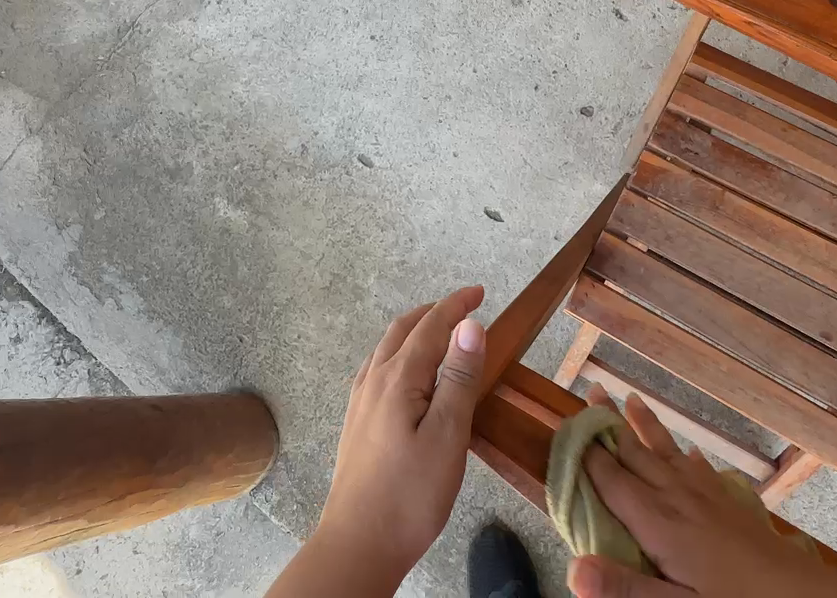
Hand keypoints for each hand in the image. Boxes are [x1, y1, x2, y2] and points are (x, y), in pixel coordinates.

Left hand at [267, 286, 487, 597]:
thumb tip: (470, 324)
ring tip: (441, 332)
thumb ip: (459, 377)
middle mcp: (374, 379)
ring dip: (415, 329)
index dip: (457, 304)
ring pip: (387, 346)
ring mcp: (360, 401)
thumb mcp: (448, 435)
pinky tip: (406, 372)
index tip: (480, 291)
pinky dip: (399, 351)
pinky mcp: (355, 421)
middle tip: (465, 307)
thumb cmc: (410, 494)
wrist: (357, 545)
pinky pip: (378, 367)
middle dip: (435, 311)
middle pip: (404, 329)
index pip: (432, 325)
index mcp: (399, 377)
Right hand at [567, 389, 836, 597]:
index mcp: (658, 522)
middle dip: (610, 423)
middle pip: (636, 453)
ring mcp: (706, 495)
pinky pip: (700, 467)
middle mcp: (677, 497)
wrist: (802, 597)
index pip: (611, 480)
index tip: (565, 424)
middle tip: (591, 390)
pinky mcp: (730, 501)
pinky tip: (686, 451)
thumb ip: (625, 586)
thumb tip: (571, 570)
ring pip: (667, 450)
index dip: (586, 453)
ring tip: (631, 398)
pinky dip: (686, 454)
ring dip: (646, 425)